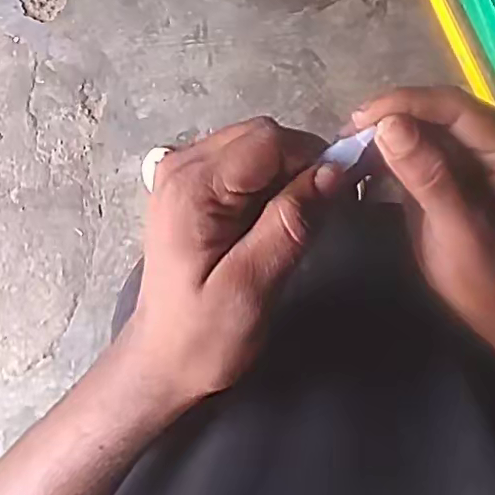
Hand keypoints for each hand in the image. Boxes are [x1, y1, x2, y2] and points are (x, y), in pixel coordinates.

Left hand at [117, 118, 346, 407]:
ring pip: (256, 142)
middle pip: (262, 134)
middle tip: (315, 215)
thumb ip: (290, 224)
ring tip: (290, 223)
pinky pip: (244, 158)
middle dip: (298, 166)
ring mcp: (182, 167)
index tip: (333, 199)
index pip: (267, 138)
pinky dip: (267, 179)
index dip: (309, 159)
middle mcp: (182, 163)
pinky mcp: (190, 178)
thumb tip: (334, 171)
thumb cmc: (202, 335)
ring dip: (285, 173)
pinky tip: (267, 218)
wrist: (160, 360)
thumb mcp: (251, 287)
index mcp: (192, 185)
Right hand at [351, 87, 494, 360]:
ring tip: (348, 142)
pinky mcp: (453, 163)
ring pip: (424, 120)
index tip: (364, 118)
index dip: (408, 104)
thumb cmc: (491, 282)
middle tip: (349, 130)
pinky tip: (361, 156)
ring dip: (385, 128)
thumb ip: (428, 176)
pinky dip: (388, 146)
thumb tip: (388, 125)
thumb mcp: (458, 232)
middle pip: (438, 108)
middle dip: (392, 113)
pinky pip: (417, 140)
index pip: (456, 108)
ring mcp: (475, 150)